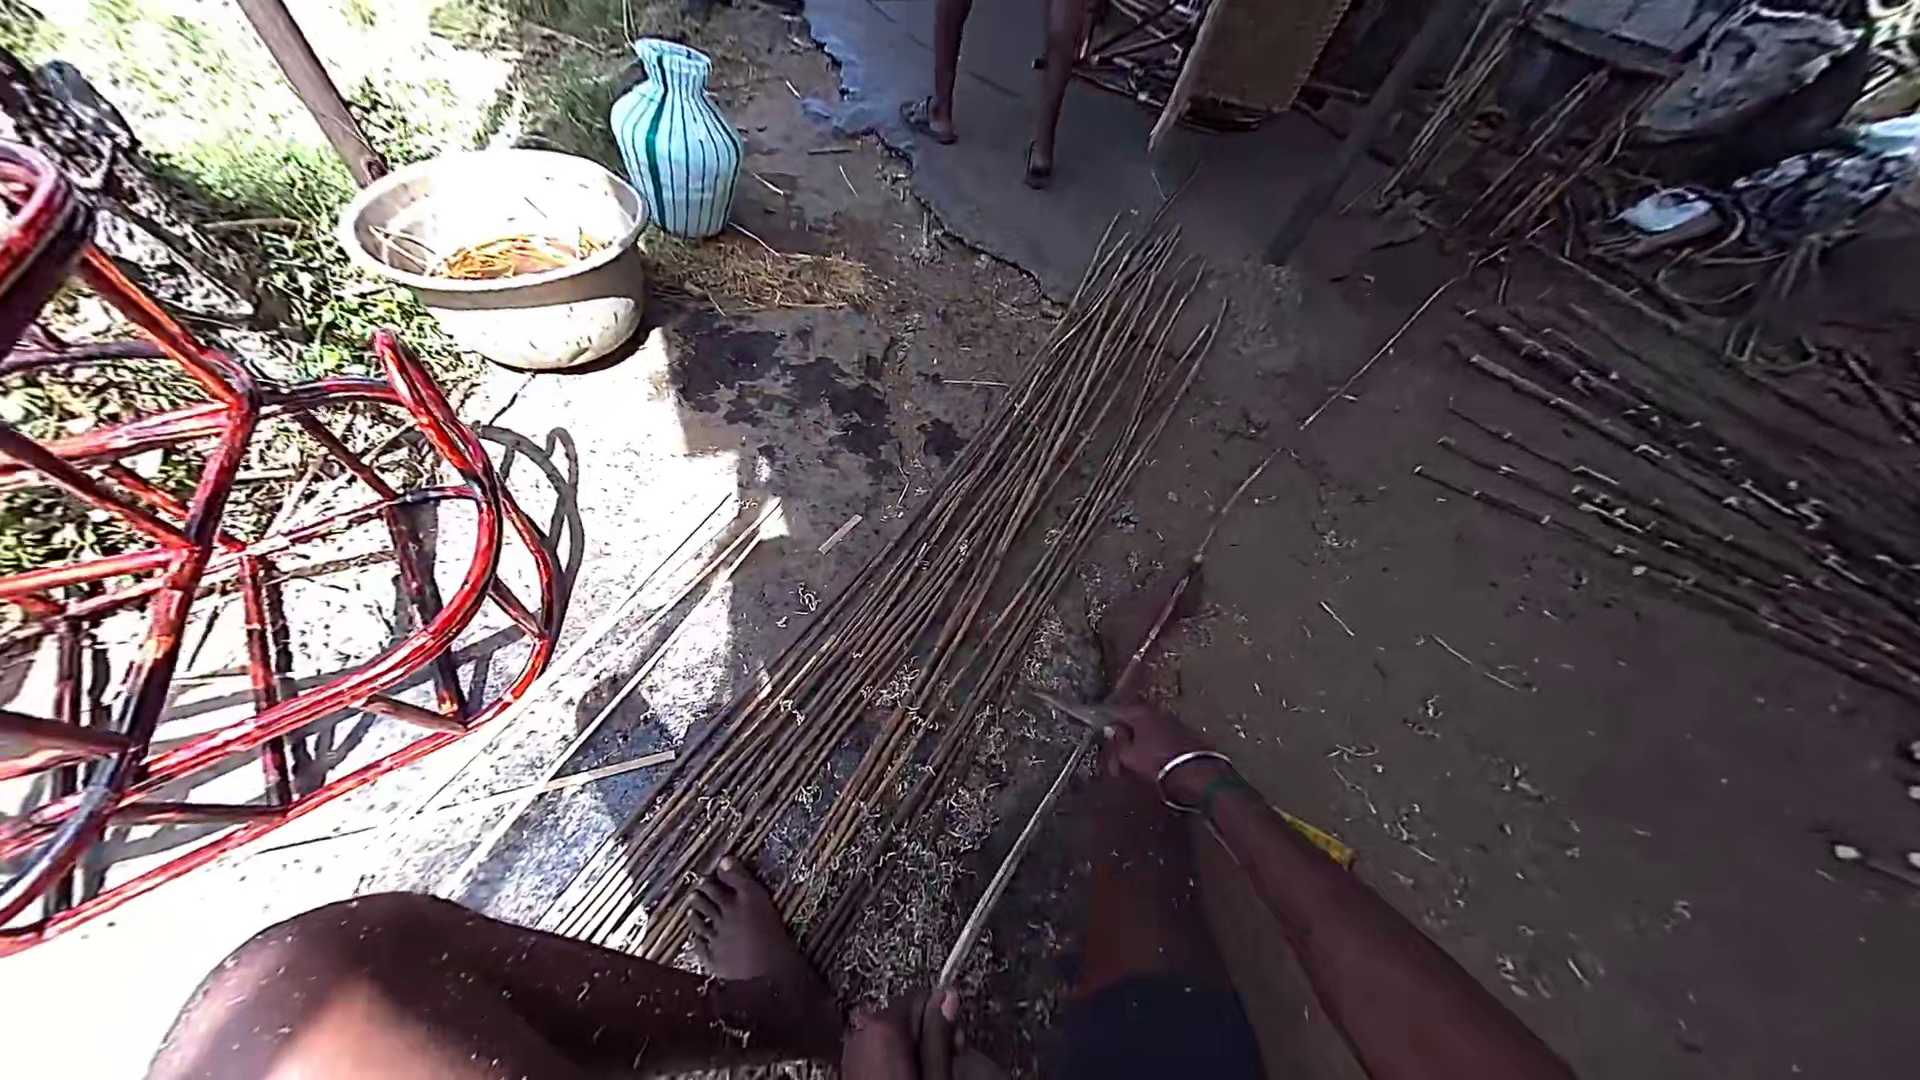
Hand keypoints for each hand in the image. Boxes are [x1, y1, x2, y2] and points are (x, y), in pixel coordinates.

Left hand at [842, 989, 1003, 1079]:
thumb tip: (947, 1000)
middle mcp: (860, 1034)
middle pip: (904, 1014)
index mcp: (883, 1027)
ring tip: (924, 1079)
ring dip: (909, 1051)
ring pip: (890, 1035)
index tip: (954, 1042)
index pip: (921, 997)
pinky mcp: (848, 1073)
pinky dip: (892, 1065)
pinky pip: (876, 1054)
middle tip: (941, 1065)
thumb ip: (941, 1034)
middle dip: (925, 1035)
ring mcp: (850, 1055)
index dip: (942, 1019)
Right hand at [1098, 703, 1230, 803]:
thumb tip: (1113, 730)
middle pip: (1132, 722)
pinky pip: (1161, 740)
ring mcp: (1173, 723)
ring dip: (1138, 746)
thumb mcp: (1129, 756)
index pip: (1114, 711)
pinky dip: (1153, 749)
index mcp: (1139, 711)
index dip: (1103, 723)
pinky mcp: (1185, 736)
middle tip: (1116, 762)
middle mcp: (1156, 711)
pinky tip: (1151, 765)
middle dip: (1122, 740)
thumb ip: (1117, 741)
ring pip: (1147, 732)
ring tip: (1133, 768)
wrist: (1198, 774)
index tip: (1098, 735)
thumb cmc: (1157, 762)